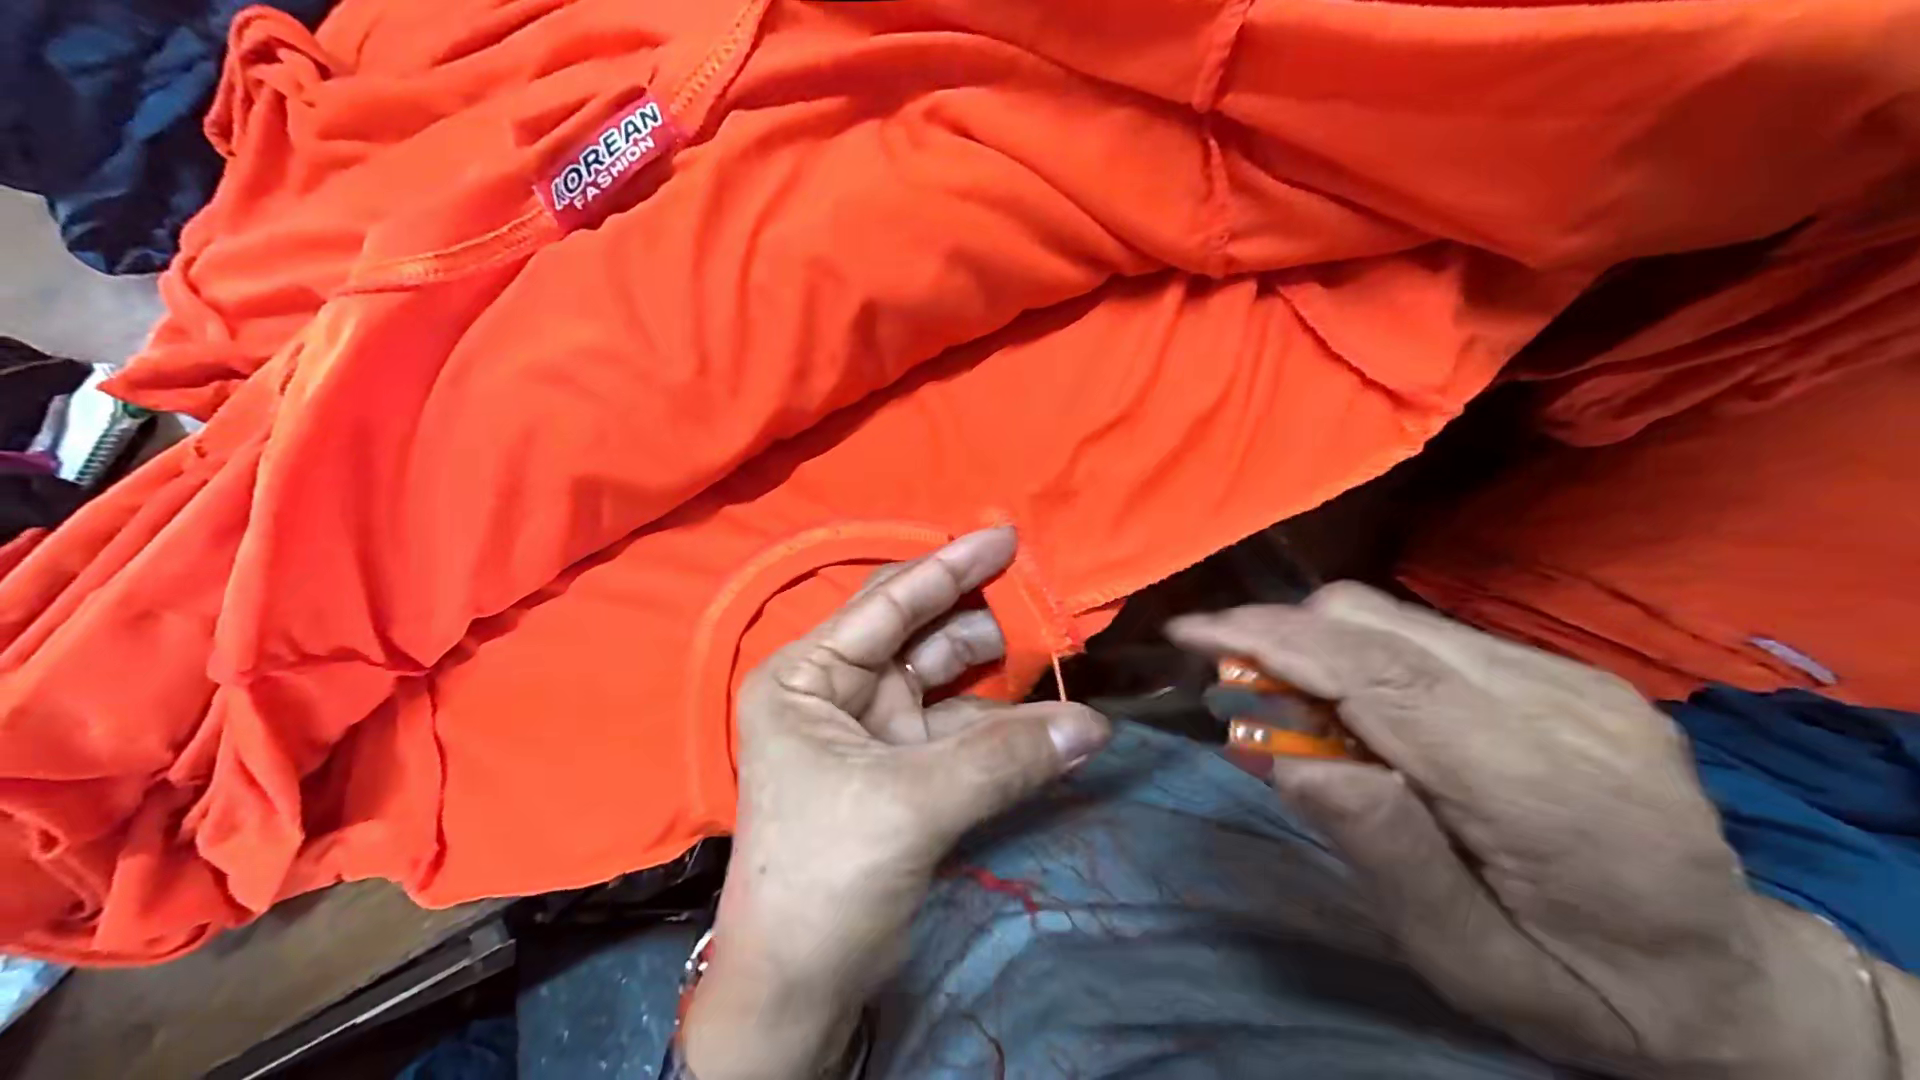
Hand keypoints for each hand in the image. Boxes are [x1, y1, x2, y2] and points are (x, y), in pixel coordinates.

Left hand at [683, 526, 1110, 1079]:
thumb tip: (1093, 725)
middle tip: (1047, 599)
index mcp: (808, 676)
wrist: (799, 987)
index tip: (1005, 537)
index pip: (888, 602)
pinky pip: (964, 730)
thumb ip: (1003, 758)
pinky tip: (1054, 720)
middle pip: (922, 635)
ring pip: (949, 682)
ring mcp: (874, 730)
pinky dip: (1006, 726)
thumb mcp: (909, 804)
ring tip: (1063, 655)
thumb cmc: (825, 876)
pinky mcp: (904, 769)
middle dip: (984, 618)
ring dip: (1004, 674)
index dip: (949, 567)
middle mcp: (838, 691)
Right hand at [1168, 583, 1891, 1079]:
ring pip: (1390, 615)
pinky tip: (1356, 709)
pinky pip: (1419, 631)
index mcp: (1547, 791)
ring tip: (1291, 707)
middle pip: (1376, 624)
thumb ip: (1382, 852)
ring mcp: (1568, 676)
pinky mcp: (1557, 667)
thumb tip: (1283, 755)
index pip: (1381, 677)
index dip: (1272, 640)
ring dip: (1314, 644)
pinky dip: (1357, 653)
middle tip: (1234, 691)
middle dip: (1277, 637)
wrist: (1737, 980)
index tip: (1189, 631)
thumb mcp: (1469, 963)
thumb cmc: (1584, 989)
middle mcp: (1562, 706)